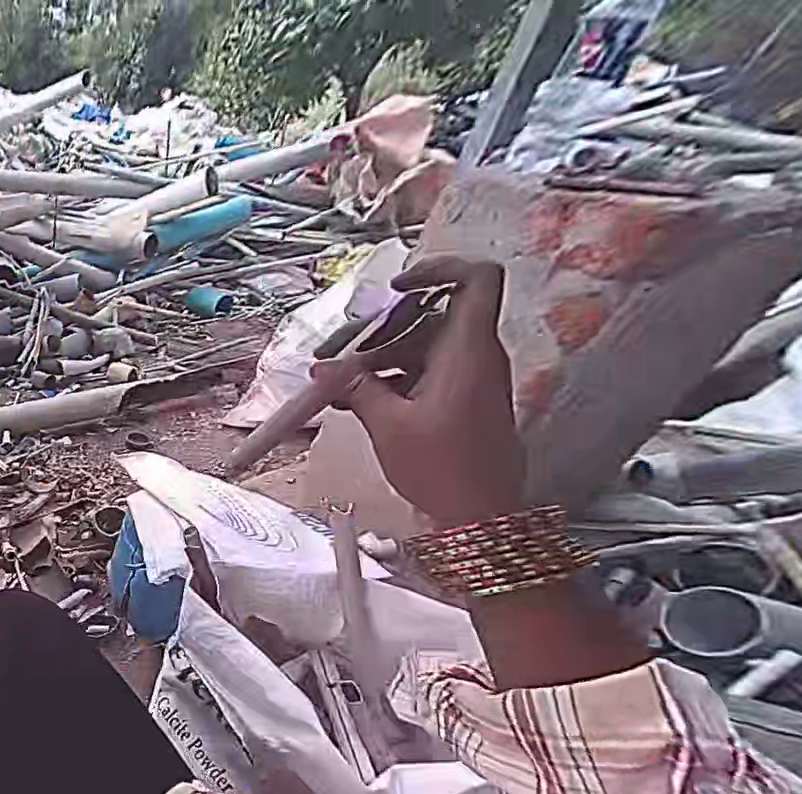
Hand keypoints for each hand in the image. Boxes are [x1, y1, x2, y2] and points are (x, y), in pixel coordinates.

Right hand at [317, 257, 522, 526]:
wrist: (478, 516)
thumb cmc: (441, 469)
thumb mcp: (390, 426)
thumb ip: (356, 389)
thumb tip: (322, 369)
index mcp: (467, 351)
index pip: (475, 280)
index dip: (437, 270)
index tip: (395, 288)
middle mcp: (473, 356)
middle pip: (427, 319)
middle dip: (377, 334)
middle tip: (334, 359)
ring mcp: (467, 378)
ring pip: (419, 350)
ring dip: (377, 363)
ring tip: (336, 388)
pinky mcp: (459, 400)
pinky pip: (422, 375)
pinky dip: (391, 382)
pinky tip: (355, 402)